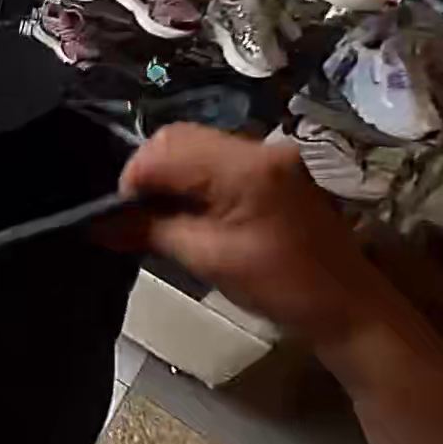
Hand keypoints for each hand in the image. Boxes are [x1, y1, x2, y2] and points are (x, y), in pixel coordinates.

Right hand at [117, 123, 404, 347]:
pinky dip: (185, 177)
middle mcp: (256, 147)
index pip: (163, 151)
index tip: (123, 217)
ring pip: (189, 144)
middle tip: (137, 214)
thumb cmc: (280, 285)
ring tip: (158, 213)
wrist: (347, 306)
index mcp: (244, 168)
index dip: (133, 181)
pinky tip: (184, 209)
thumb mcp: (205, 259)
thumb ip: (147, 231)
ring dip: (164, 174)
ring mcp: (264, 154)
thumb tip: (96, 224)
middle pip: (175, 137)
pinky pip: (208, 157)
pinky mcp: (266, 166)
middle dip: (145, 172)